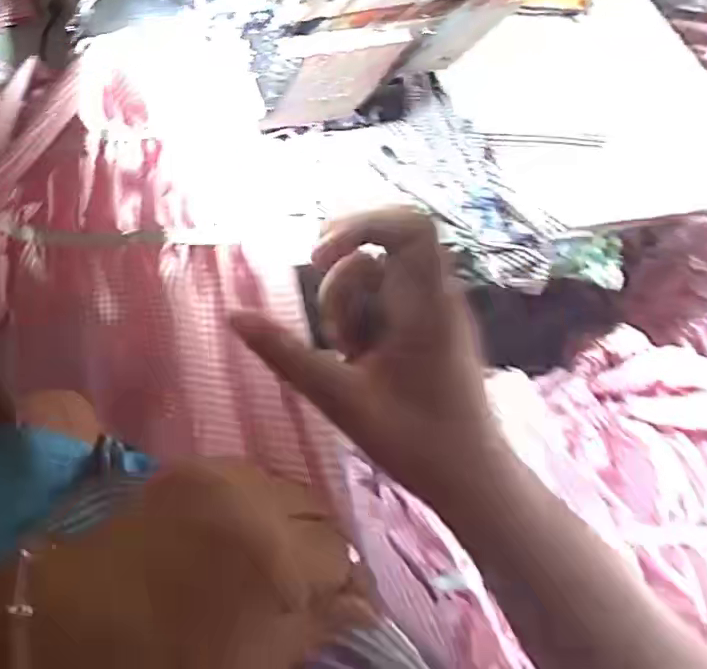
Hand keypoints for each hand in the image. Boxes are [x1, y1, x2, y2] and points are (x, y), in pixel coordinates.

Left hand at [32, 459, 367, 668]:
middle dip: (328, 546)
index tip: (353, 605)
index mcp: (274, 554)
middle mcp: (251, 497)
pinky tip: (250, 524)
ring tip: (287, 552)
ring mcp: (215, 473)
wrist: (84, 614)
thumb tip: (361, 605)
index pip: (342, 556)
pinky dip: (259, 496)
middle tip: (323, 580)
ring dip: (294, 516)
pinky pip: (244, 471)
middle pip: (317, 509)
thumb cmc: (172, 656)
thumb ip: (315, 623)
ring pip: (282, 483)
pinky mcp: (187, 465)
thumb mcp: (256, 659)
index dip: (353, 585)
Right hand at [231, 207, 505, 503]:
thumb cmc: (415, 442)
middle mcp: (433, 295)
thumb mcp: (338, 398)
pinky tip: (352, 352)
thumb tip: (232, 315)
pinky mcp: (424, 323)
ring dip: (344, 295)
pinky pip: (382, 292)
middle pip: (383, 237)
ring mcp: (432, 307)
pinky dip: (356, 310)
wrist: (474, 483)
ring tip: (342, 346)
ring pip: (375, 267)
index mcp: (424, 305)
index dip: (361, 223)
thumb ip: (284, 353)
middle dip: (338, 262)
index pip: (410, 225)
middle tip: (318, 296)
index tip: (320, 257)